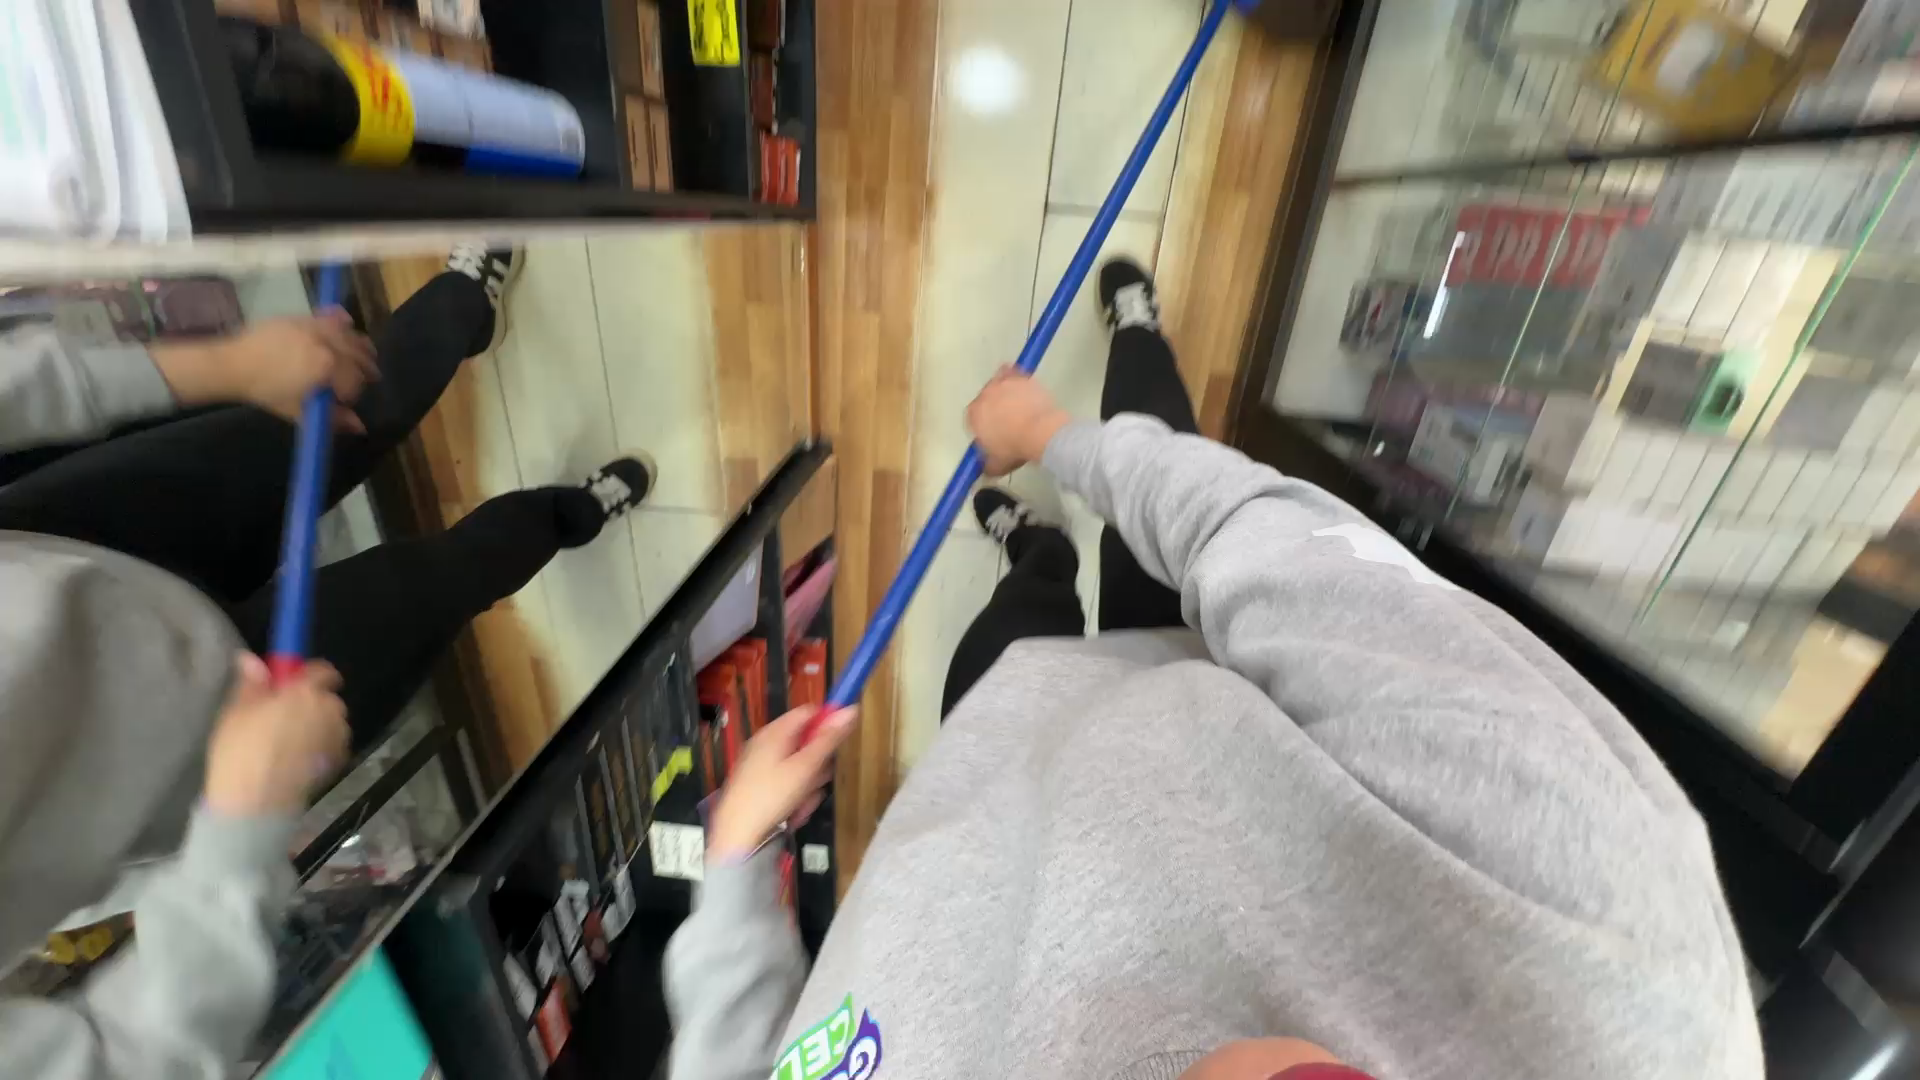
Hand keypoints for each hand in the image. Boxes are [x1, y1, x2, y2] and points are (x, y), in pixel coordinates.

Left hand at [152, 311, 377, 432]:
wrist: (229, 365)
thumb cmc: (266, 391)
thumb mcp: (299, 410)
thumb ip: (333, 418)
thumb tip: (361, 428)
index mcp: (328, 366)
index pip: (357, 379)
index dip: (355, 391)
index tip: (348, 399)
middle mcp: (326, 343)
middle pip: (359, 355)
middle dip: (366, 368)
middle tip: (369, 377)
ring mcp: (312, 328)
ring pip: (348, 334)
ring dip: (360, 345)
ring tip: (366, 353)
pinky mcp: (298, 319)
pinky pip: (327, 317)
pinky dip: (340, 321)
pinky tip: (346, 323)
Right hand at [204, 654, 350, 816]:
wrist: (258, 797)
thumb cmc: (241, 750)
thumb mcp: (236, 713)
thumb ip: (252, 683)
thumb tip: (250, 658)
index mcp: (307, 693)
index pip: (323, 670)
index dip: (309, 674)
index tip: (291, 683)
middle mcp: (331, 708)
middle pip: (325, 697)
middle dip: (308, 703)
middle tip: (278, 718)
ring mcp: (340, 731)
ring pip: (330, 719)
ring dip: (315, 723)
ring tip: (284, 742)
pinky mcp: (342, 753)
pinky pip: (332, 740)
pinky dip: (319, 744)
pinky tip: (295, 757)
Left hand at [706, 705, 857, 861]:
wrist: (737, 838)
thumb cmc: (771, 796)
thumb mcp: (805, 767)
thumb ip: (828, 739)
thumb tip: (850, 710)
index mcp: (774, 733)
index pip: (808, 713)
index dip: (827, 723)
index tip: (839, 741)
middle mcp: (767, 745)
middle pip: (806, 743)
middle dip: (818, 764)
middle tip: (818, 779)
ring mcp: (762, 767)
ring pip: (800, 768)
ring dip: (809, 785)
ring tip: (802, 803)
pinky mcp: (761, 787)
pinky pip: (789, 784)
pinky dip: (796, 797)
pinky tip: (792, 812)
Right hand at [966, 367, 1071, 476]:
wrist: (1039, 432)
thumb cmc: (1014, 449)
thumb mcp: (996, 465)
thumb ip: (987, 466)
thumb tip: (985, 470)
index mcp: (973, 415)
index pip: (973, 420)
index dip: (984, 427)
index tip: (995, 435)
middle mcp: (983, 395)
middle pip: (985, 400)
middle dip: (994, 409)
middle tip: (1008, 422)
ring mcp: (1002, 383)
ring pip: (997, 385)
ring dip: (1003, 393)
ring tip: (1016, 406)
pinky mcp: (1020, 377)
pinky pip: (1011, 372)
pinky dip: (1013, 376)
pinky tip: (1020, 385)